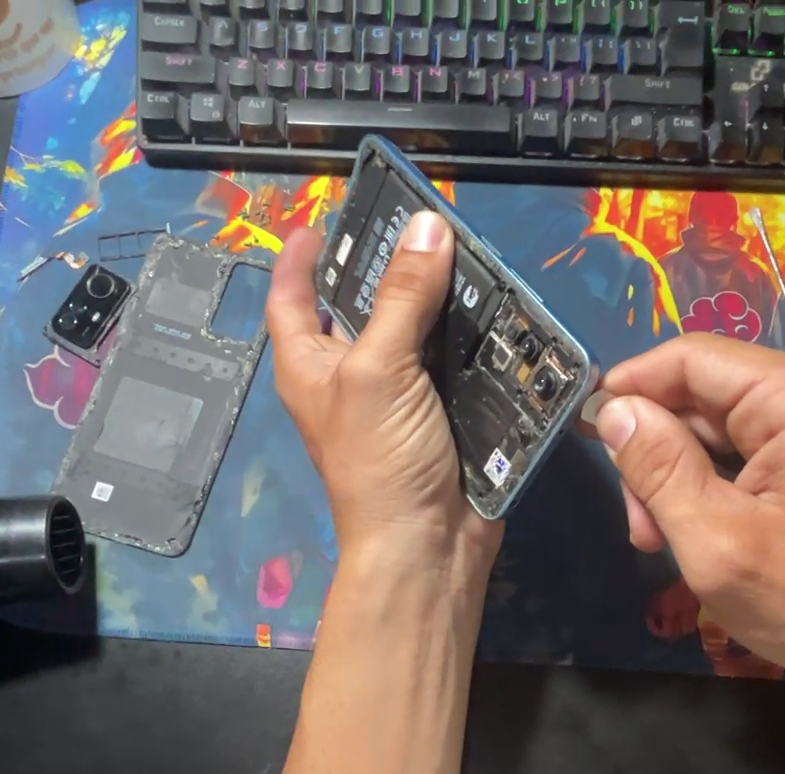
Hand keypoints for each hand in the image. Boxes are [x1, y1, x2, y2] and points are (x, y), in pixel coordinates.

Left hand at [267, 213, 500, 572]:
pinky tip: (492, 309)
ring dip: (437, 299)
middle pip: (362, 307)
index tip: (323, 219)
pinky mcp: (439, 414)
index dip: (300, 257)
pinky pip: (451, 363)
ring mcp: (397, 396)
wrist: (427, 542)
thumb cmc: (380, 458)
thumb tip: (428, 226)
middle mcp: (349, 375)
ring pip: (414, 332)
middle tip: (423, 225)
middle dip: (388, 267)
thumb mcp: (380, 370)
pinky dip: (468, 337)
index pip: (291, 297)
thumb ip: (403, 298)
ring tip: (467, 254)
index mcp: (309, 364)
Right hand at [594, 334, 784, 717]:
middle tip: (642, 526)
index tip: (588, 430)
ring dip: (684, 475)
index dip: (632, 387)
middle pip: (707, 394)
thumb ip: (657, 468)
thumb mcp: (714, 542)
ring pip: (724, 422)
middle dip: (661, 454)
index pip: (694, 359)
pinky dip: (718, 480)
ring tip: (665, 538)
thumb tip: (612, 409)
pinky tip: (702, 527)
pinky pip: (754, 441)